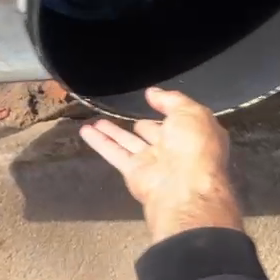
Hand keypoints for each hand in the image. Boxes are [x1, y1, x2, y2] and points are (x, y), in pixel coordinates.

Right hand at [79, 87, 242, 242]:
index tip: (152, 98)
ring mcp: (152, 161)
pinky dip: (99, 141)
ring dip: (113, 131)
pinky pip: (113, 152)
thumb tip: (152, 92)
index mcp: (194, 134)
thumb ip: (171, 100)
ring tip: (96, 121)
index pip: (180, 119)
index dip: (168, 108)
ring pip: (128, 141)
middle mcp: (174, 148)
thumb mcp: (191, 114)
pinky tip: (85, 130)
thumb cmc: (194, 147)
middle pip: (153, 133)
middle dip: (142, 125)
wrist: (183, 187)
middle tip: (125, 114)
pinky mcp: (133, 171)